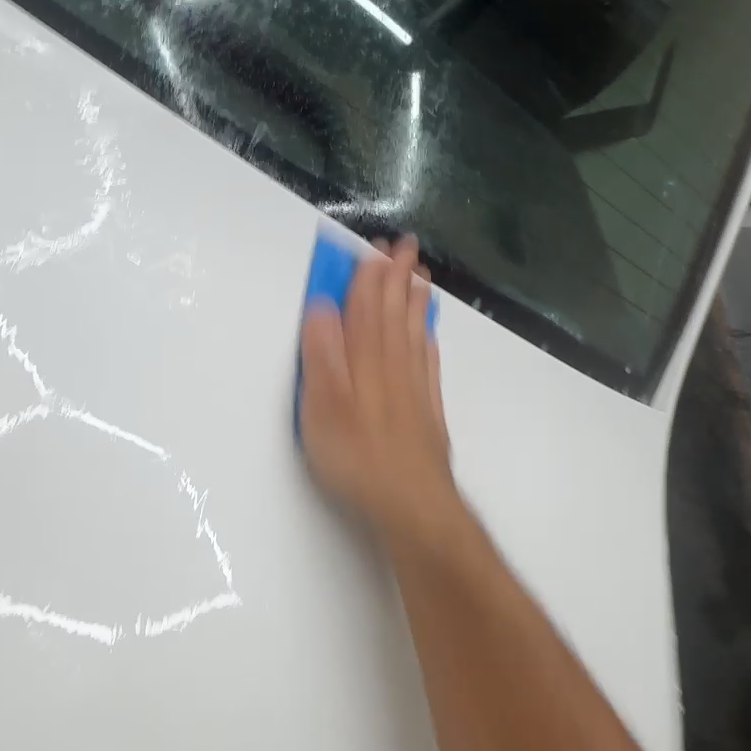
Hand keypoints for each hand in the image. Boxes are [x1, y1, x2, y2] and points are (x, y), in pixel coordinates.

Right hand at [299, 235, 459, 548]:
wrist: (411, 504)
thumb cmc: (355, 457)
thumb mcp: (322, 406)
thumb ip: (321, 355)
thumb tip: (321, 307)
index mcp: (364, 361)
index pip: (366, 309)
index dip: (369, 277)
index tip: (374, 246)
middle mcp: (394, 366)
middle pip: (394, 314)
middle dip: (396, 278)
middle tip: (404, 246)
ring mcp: (415, 389)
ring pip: (415, 333)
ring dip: (415, 301)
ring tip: (419, 276)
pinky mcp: (427, 412)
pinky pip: (429, 362)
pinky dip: (427, 340)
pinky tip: (428, 333)